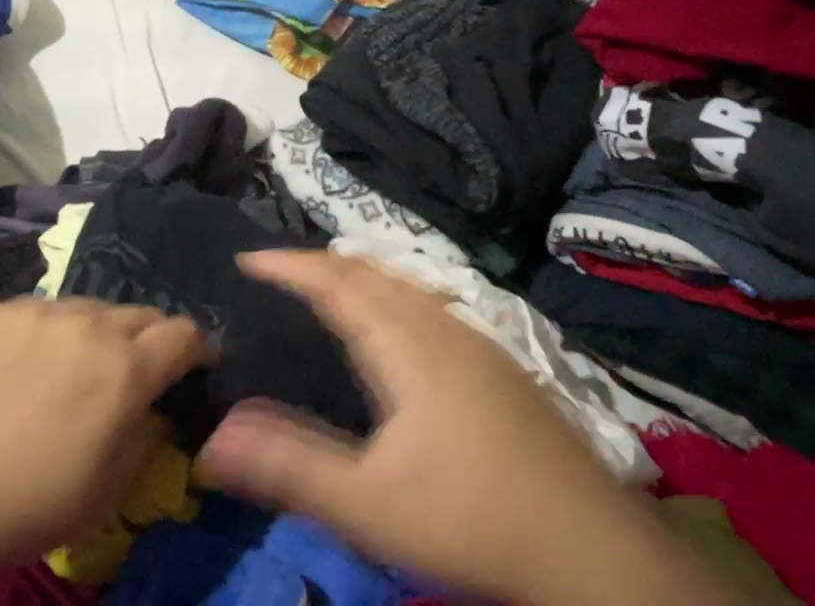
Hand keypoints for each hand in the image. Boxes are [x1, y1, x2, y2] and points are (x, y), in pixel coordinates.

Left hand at [0, 297, 210, 579]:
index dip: (199, 349)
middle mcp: (89, 324)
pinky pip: (46, 311)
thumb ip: (145, 438)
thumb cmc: (23, 504)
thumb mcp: (106, 492)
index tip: (197, 367)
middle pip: (142, 314)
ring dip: (102, 333)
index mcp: (126, 368)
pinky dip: (55, 332)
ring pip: (92, 309)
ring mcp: (40, 311)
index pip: (185, 334)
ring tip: (78, 370)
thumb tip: (154, 410)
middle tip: (136, 375)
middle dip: (152, 340)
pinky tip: (29, 367)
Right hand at [196, 251, 738, 604]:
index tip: (246, 259)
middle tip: (280, 271)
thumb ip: (289, 467)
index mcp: (410, 347)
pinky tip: (402, 333)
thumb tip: (214, 437)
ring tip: (329, 288)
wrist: (600, 556)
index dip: (290, 265)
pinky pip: (435, 309)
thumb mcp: (369, 506)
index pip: (339, 283)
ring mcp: (484, 349)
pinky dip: (396, 298)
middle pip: (377, 274)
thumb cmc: (475, 522)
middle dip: (323, 264)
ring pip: (412, 289)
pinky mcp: (507, 373)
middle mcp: (447, 331)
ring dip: (363, 278)